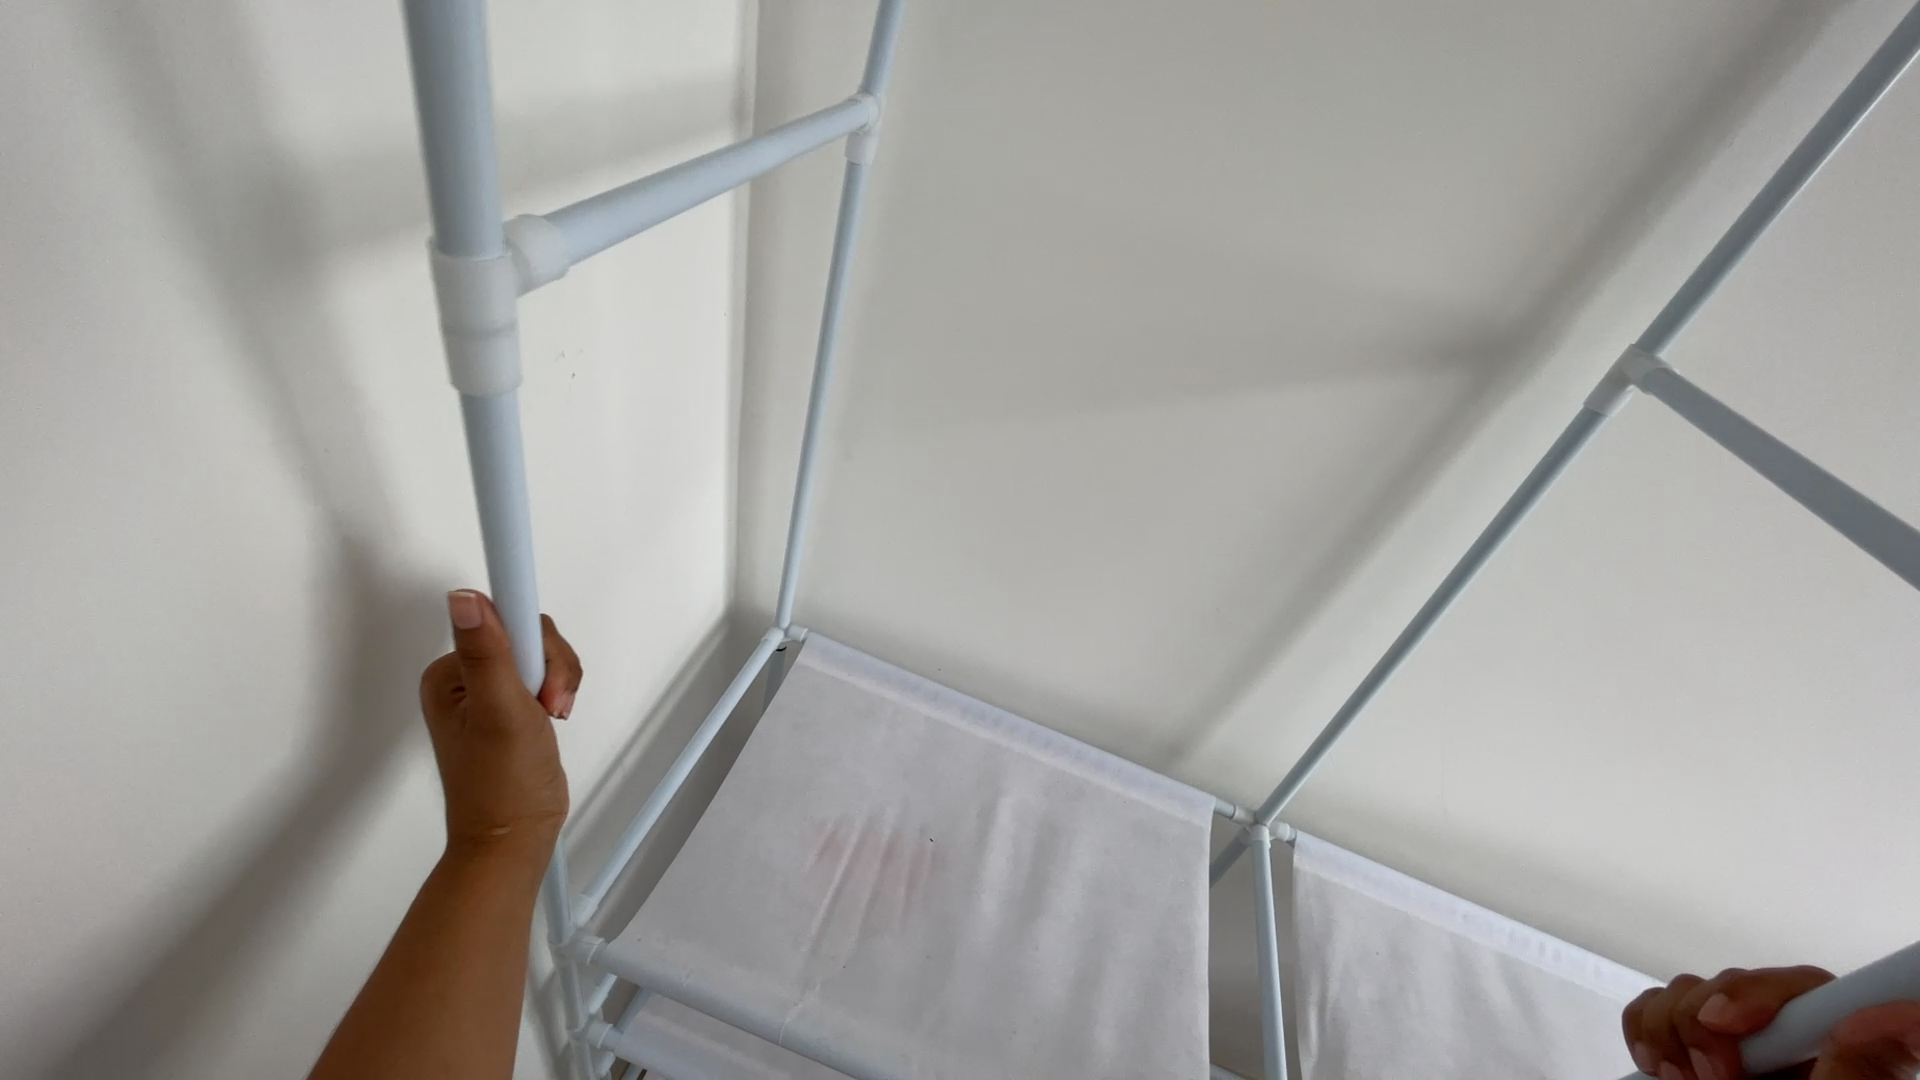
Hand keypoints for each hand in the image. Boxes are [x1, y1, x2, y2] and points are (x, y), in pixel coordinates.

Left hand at [418, 590, 581, 864]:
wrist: (516, 832)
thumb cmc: (502, 783)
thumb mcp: (499, 711)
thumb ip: (487, 652)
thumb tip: (463, 597)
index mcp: (450, 672)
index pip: (506, 621)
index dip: (537, 646)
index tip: (542, 683)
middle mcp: (467, 675)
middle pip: (530, 635)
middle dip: (554, 668)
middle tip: (549, 708)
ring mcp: (493, 688)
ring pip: (546, 653)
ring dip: (561, 681)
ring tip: (552, 716)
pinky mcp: (516, 701)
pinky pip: (550, 671)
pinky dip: (562, 689)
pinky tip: (552, 716)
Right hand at [1625, 966, 1919, 1079]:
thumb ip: (1859, 1076)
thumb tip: (1896, 1013)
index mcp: (1842, 1056)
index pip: (1808, 988)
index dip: (1757, 990)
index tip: (1722, 1023)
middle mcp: (1794, 1044)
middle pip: (1736, 986)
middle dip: (1700, 1024)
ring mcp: (1741, 1046)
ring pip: (1687, 992)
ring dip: (1666, 1030)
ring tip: (1676, 1079)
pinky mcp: (1695, 1047)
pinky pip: (1654, 1005)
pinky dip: (1643, 1026)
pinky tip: (1653, 1062)